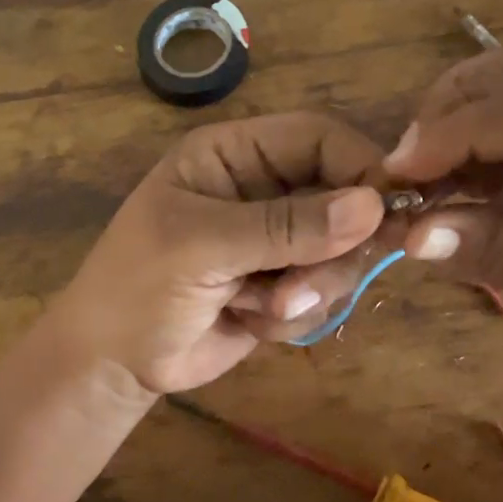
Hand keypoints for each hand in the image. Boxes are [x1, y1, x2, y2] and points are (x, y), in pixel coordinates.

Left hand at [47, 113, 387, 393]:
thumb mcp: (201, 248)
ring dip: (310, 289)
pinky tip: (251, 324)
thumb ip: (284, 227)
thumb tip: (372, 206)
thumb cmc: (137, 288)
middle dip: (332, 250)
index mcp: (233, 157)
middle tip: (301, 287)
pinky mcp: (281, 290)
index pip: (318, 138)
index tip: (388, 211)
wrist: (113, 363)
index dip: (359, 168)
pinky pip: (323, 296)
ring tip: (264, 310)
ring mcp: (274, 244)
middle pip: (343, 198)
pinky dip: (294, 317)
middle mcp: (260, 192)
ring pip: (340, 253)